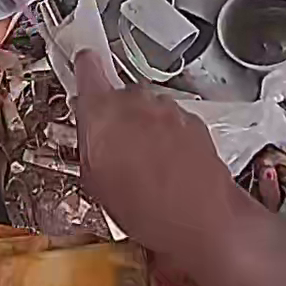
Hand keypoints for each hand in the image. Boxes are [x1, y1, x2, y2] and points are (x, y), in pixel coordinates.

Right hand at [73, 52, 267, 272]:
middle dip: (116, 114)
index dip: (84, 65)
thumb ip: (88, 141)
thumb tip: (89, 128)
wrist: (201, 221)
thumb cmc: (144, 207)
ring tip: (144, 164)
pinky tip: (167, 166)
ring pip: (146, 108)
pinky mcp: (192, 119)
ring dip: (143, 126)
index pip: (87, 67)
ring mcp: (166, 108)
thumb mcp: (94, 179)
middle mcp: (135, 100)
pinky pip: (171, 120)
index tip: (83, 64)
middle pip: (119, 94)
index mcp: (101, 110)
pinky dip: (168, 136)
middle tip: (115, 147)